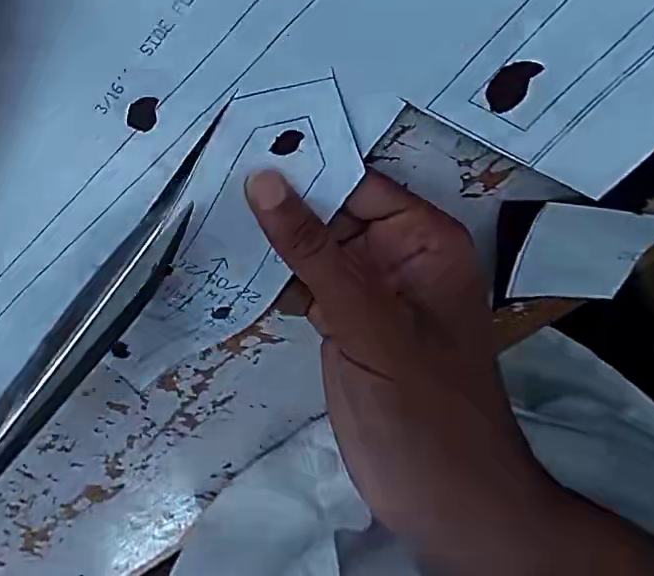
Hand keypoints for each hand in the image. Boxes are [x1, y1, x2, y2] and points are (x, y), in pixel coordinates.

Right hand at [246, 169, 653, 575]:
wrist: (446, 509)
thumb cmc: (427, 411)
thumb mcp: (368, 320)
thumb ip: (312, 249)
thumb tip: (263, 180)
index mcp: (421, 238)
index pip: (352, 179)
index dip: (301, 161)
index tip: (241, 144)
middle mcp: (392, 251)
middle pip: (324, 205)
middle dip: (275, 196)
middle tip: (211, 170)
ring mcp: (362, 284)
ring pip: (306, 239)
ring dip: (264, 232)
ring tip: (207, 204)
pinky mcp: (338, 312)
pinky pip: (296, 274)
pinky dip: (265, 269)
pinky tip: (226, 255)